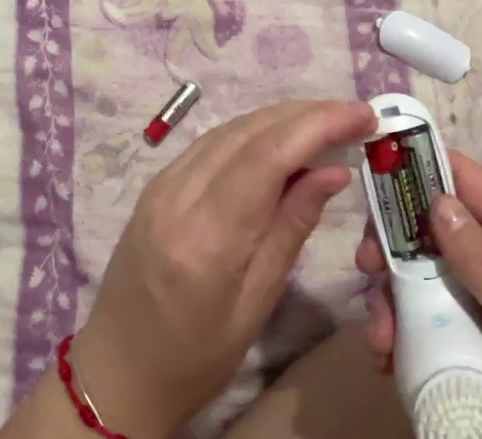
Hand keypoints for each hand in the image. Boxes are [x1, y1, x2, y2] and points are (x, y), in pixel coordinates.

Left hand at [72, 99, 377, 435]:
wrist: (118, 368)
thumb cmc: (196, 356)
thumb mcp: (256, 305)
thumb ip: (292, 228)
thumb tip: (335, 169)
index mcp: (206, 237)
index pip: (266, 156)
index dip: (318, 125)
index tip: (363, 115)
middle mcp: (177, 195)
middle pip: (249, 131)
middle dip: (307, 114)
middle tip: (357, 117)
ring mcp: (161, 184)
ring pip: (230, 128)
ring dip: (283, 118)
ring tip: (330, 125)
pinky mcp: (156, 182)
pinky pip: (213, 141)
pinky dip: (255, 133)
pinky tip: (283, 141)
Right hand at [355, 152, 481, 438]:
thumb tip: (440, 199)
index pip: (477, 189)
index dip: (431, 166)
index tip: (379, 163)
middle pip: (437, 235)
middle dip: (395, 242)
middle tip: (365, 265)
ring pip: (423, 284)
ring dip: (391, 300)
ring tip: (378, 340)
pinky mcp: (474, 357)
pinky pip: (425, 331)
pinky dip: (399, 338)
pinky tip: (386, 361)